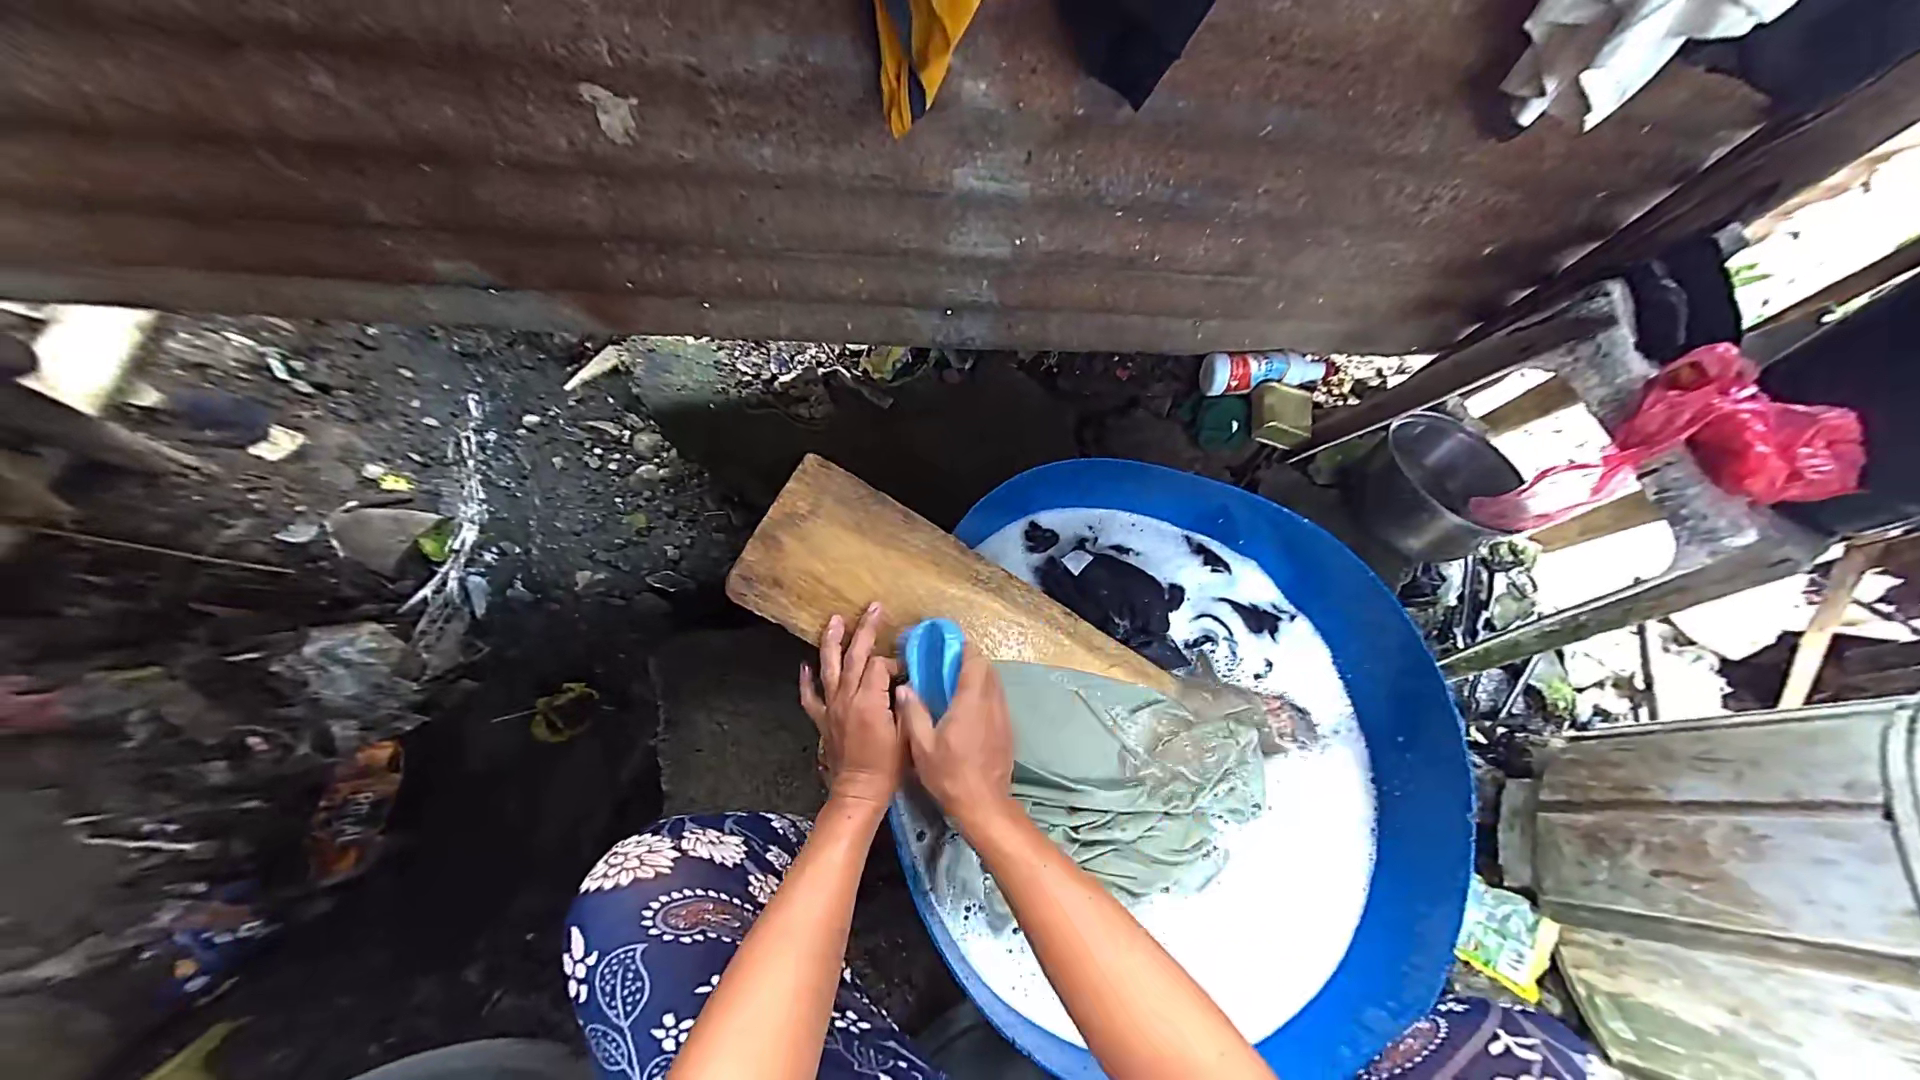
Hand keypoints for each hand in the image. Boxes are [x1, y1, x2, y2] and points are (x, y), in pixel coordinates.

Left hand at [799, 602, 906, 809]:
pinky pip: (810, 696)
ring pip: (828, 666)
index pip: (880, 665)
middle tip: (873, 608)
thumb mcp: (906, 733)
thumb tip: (902, 681)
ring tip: (834, 620)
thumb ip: (904, 703)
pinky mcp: (822, 719)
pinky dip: (806, 680)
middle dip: (865, 629)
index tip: (906, 667)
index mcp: (869, 700)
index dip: (894, 662)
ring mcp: (831, 707)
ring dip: (832, 641)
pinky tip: (805, 665)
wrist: (858, 792)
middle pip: (855, 655)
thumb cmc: (888, 766)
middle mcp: (846, 697)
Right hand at [895, 644, 1015, 831]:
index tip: (946, 645)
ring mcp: (1003, 716)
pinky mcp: (1007, 729)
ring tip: (954, 683)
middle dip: (968, 659)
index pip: (974, 661)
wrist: (985, 805)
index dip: (962, 648)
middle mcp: (991, 703)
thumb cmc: (950, 775)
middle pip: (986, 667)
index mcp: (971, 701)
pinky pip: (997, 699)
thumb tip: (905, 687)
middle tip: (945, 664)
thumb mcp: (922, 746)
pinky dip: (984, 693)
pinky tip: (968, 707)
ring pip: (994, 682)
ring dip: (978, 676)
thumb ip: (914, 713)